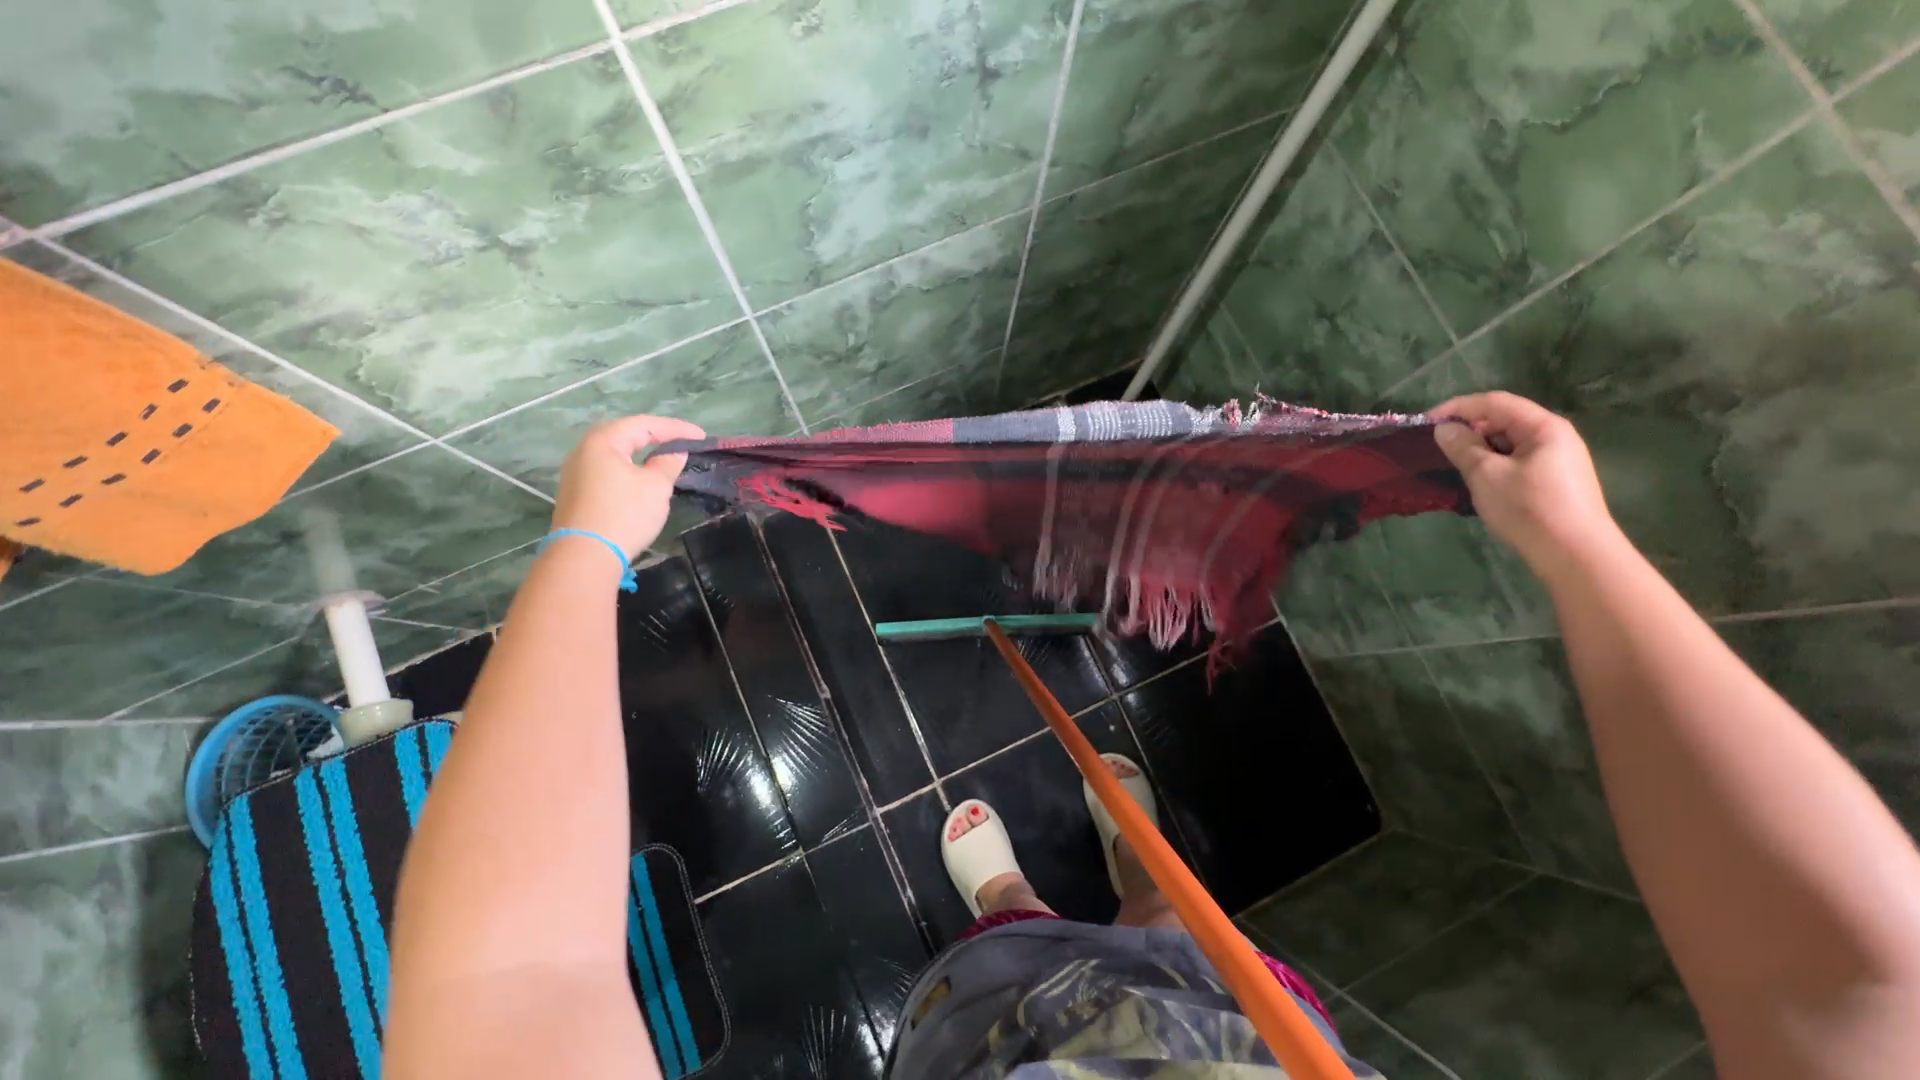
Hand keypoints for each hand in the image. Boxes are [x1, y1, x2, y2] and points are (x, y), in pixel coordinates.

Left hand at [551, 415, 706, 558]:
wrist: (585, 556)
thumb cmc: (624, 514)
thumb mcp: (656, 487)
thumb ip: (667, 464)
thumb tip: (674, 452)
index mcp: (603, 442)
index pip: (644, 425)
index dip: (675, 428)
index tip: (700, 436)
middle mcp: (583, 451)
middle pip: (623, 435)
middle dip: (653, 436)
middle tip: (678, 441)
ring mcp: (575, 473)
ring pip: (613, 454)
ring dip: (638, 454)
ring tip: (661, 458)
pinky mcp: (575, 494)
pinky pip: (606, 471)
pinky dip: (626, 469)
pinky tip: (638, 479)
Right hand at [1429, 392, 1622, 581]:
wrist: (1575, 554)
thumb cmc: (1529, 508)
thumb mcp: (1486, 475)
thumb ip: (1463, 447)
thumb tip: (1444, 429)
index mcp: (1543, 426)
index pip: (1494, 402)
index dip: (1457, 408)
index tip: (1426, 423)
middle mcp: (1555, 435)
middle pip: (1505, 419)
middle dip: (1470, 429)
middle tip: (1439, 447)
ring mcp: (1558, 458)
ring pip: (1510, 442)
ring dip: (1481, 448)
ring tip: (1456, 466)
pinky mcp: (1556, 480)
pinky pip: (1518, 460)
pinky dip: (1495, 463)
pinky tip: (1481, 481)